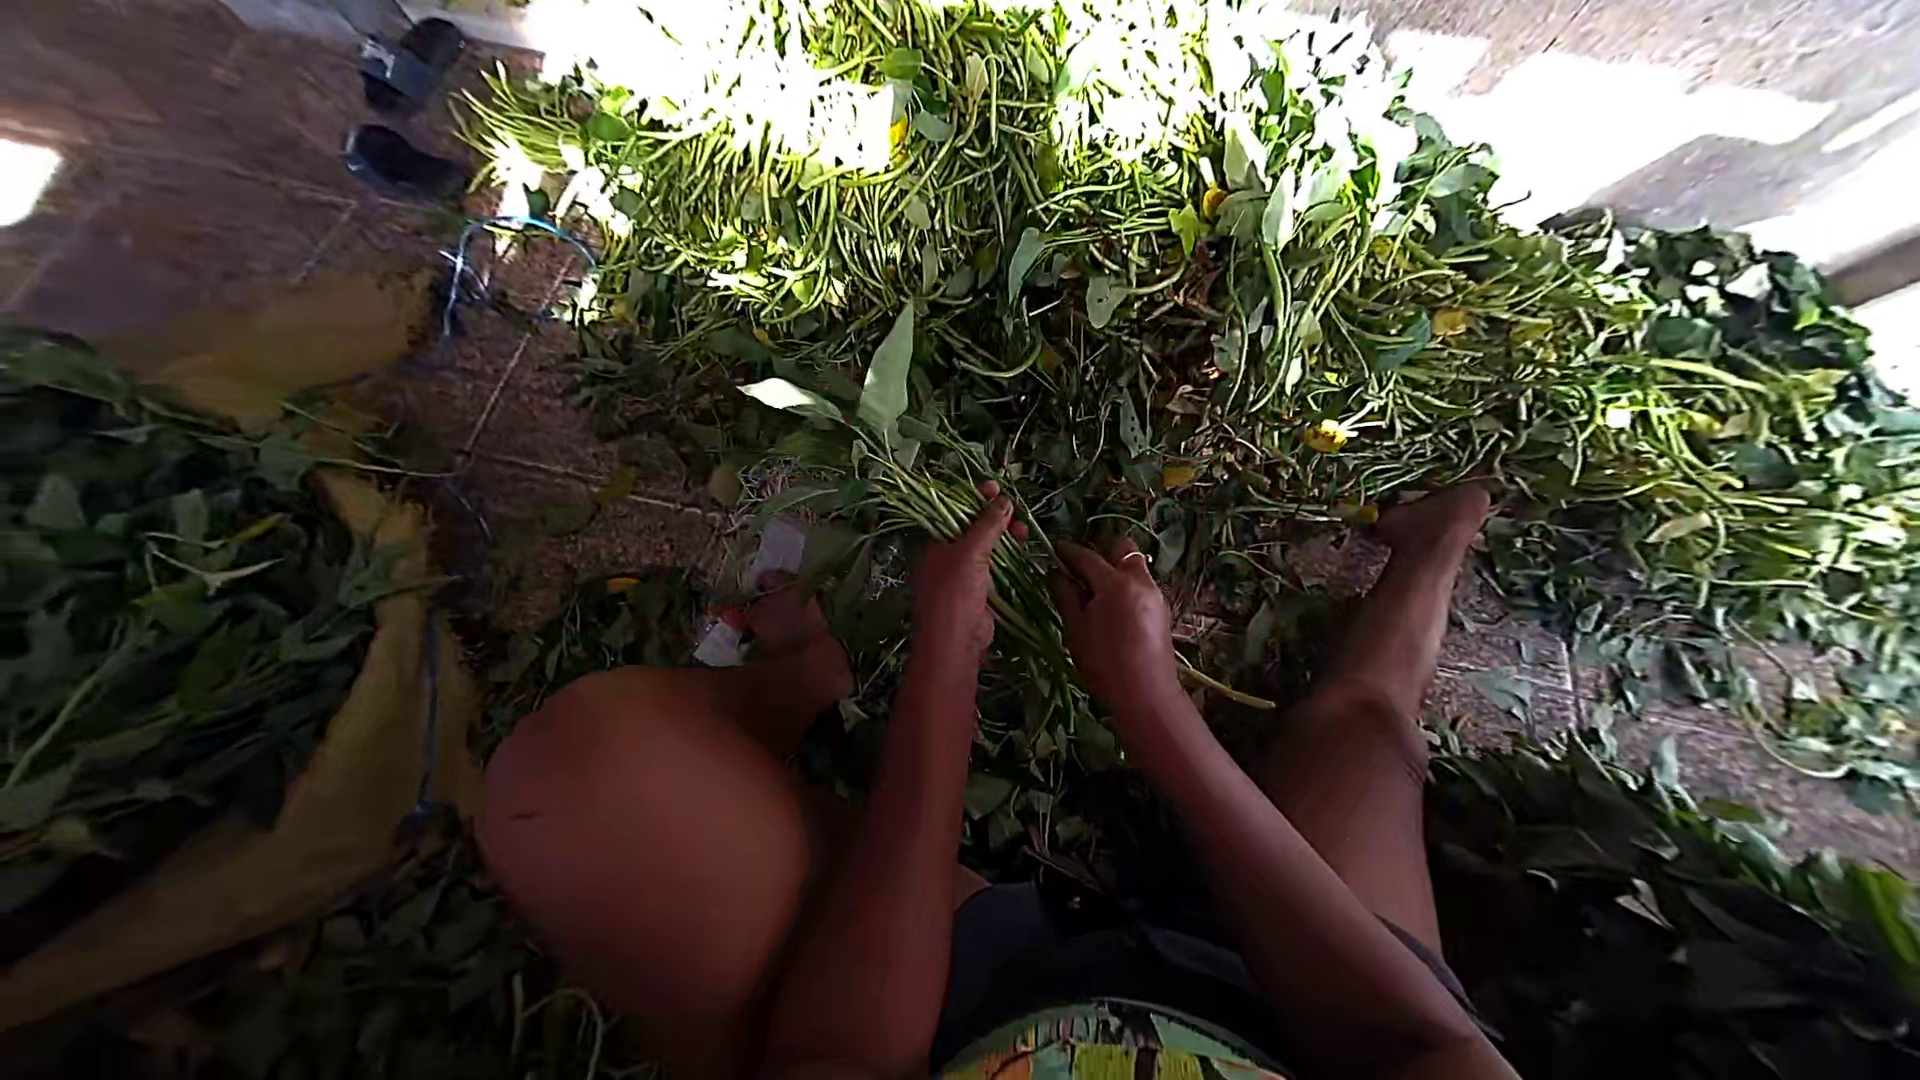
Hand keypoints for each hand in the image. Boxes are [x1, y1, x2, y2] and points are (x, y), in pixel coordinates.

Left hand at [912, 482, 1024, 660]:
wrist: (956, 641)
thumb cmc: (954, 593)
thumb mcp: (970, 553)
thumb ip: (987, 525)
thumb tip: (1003, 499)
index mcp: (935, 543)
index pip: (954, 512)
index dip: (974, 498)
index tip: (994, 487)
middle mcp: (947, 555)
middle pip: (973, 528)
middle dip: (995, 517)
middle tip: (1016, 510)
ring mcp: (963, 573)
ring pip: (987, 547)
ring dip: (1005, 536)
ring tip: (1024, 530)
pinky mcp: (979, 589)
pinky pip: (995, 566)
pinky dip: (1008, 556)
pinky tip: (1022, 549)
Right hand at [1049, 536, 1185, 722]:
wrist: (1146, 694)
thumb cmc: (1103, 663)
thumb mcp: (1076, 628)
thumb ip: (1066, 595)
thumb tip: (1056, 573)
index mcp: (1115, 583)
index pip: (1086, 556)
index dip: (1067, 551)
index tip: (1054, 549)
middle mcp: (1140, 581)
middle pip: (1121, 548)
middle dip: (1101, 551)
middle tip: (1080, 570)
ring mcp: (1155, 594)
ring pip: (1134, 566)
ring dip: (1115, 569)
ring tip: (1095, 592)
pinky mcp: (1161, 609)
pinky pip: (1141, 583)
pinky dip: (1125, 585)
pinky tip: (1111, 607)